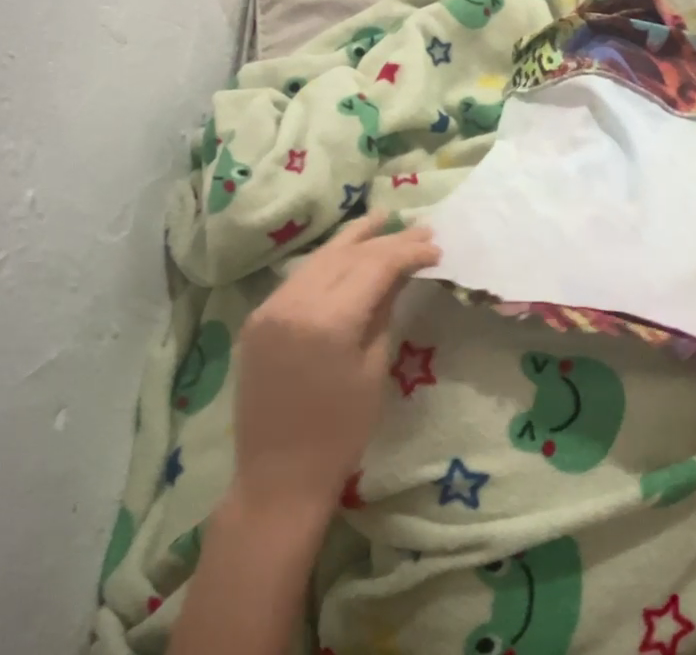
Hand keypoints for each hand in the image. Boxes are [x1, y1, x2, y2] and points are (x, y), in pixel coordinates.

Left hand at [230, 213, 440, 518]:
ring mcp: (269, 310)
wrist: (278, 475)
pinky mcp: (258, 320)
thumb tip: (402, 273)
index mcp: (328, 321)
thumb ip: (385, 311)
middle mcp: (293, 304)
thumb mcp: (374, 368)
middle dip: (386, 241)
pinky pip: (300, 278)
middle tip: (422, 230)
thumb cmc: (341, 430)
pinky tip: (348, 253)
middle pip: (347, 256)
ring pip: (319, 259)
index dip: (409, 252)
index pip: (375, 266)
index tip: (437, 248)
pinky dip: (328, 261)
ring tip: (384, 220)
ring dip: (354, 241)